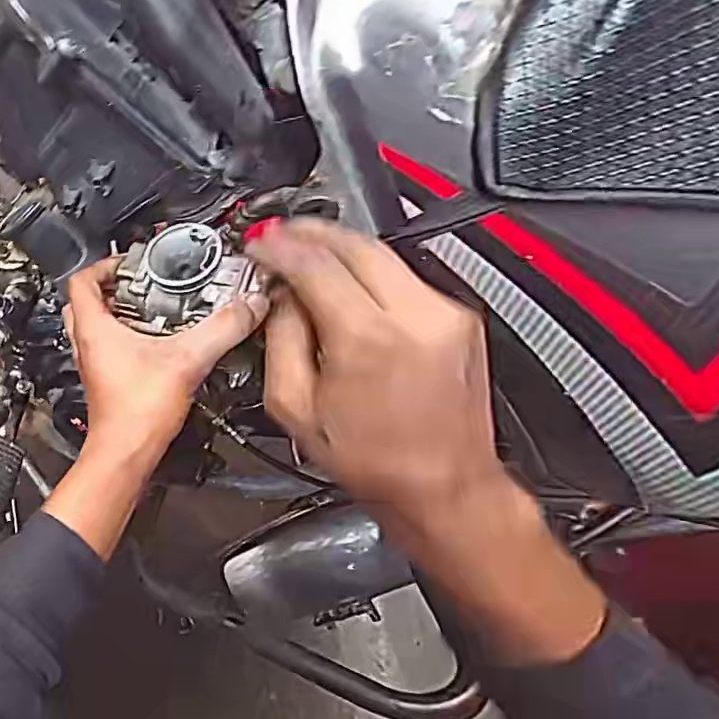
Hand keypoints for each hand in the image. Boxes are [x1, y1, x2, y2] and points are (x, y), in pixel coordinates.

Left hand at [64, 257, 268, 459]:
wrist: (126, 454)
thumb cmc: (136, 413)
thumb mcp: (187, 359)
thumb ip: (222, 328)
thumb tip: (247, 305)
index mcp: (94, 329)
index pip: (82, 280)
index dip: (105, 263)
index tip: (132, 261)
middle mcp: (88, 345)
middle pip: (87, 301)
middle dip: (115, 287)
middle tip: (143, 283)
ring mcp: (95, 364)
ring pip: (97, 326)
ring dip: (121, 313)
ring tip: (153, 308)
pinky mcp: (107, 380)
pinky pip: (110, 348)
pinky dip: (128, 338)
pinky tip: (158, 343)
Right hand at [247, 219, 603, 664]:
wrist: (443, 486)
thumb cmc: (374, 460)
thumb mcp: (295, 406)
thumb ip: (280, 339)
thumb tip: (279, 300)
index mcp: (368, 338)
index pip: (315, 265)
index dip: (279, 247)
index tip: (260, 244)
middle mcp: (415, 317)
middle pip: (355, 244)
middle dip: (310, 232)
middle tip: (280, 233)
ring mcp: (445, 315)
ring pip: (383, 253)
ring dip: (339, 246)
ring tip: (306, 252)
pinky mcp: (458, 320)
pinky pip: (403, 276)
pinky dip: (367, 269)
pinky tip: (343, 280)